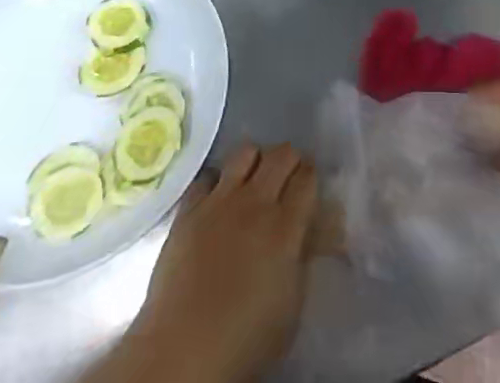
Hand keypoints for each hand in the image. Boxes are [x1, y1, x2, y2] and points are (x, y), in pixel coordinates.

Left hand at [118, 143, 318, 382]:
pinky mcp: (188, 210)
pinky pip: (206, 175)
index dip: (312, 174)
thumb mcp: (293, 302)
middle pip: (281, 155)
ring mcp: (219, 202)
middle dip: (290, 159)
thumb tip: (315, 231)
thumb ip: (305, 256)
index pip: (307, 177)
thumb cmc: (248, 336)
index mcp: (286, 225)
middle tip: (289, 176)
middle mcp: (255, 202)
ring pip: (244, 152)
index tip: (311, 182)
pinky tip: (218, 196)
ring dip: (256, 159)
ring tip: (255, 178)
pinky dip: (217, 179)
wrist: (183, 347)